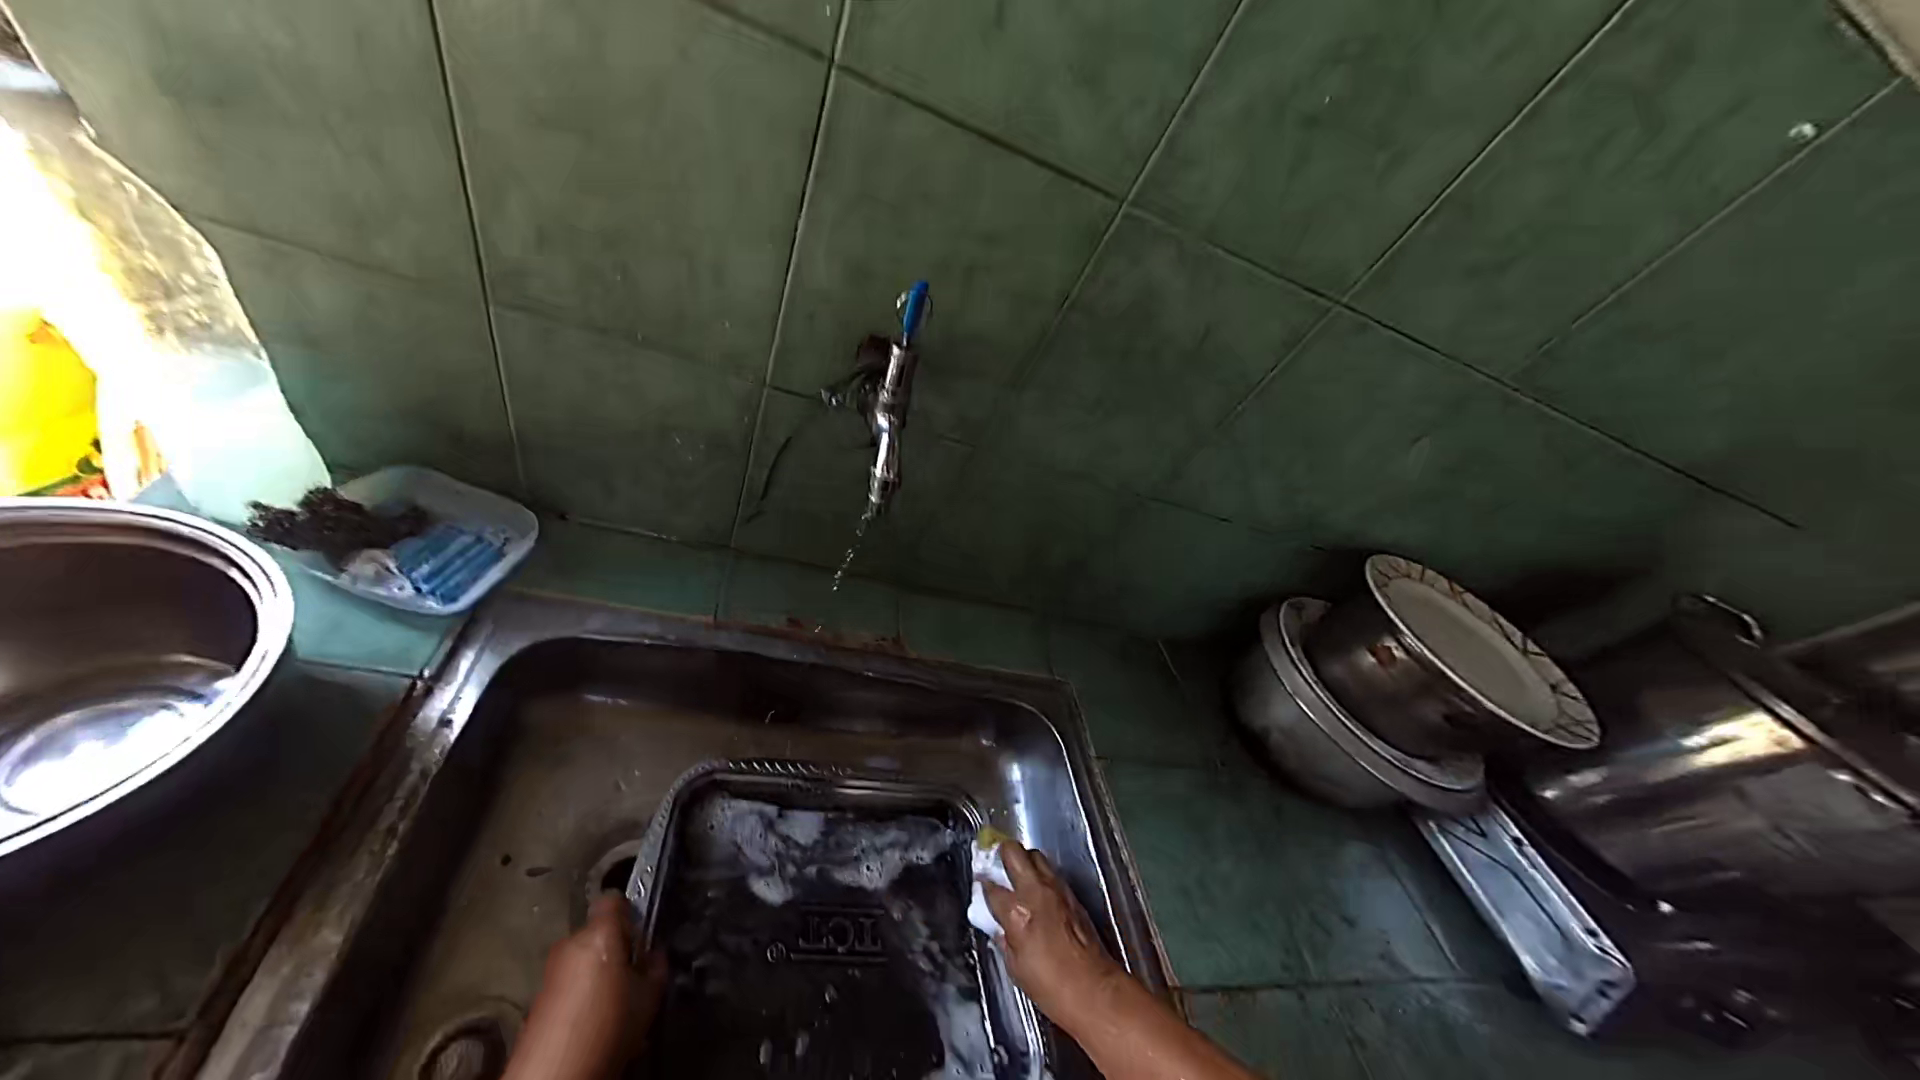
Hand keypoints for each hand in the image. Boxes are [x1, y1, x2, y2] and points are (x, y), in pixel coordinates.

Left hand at [503, 892, 667, 1079]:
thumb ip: (655, 966)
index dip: (630, 912)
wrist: (554, 1076)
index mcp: (599, 934)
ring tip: (616, 1001)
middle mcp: (570, 944)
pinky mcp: (537, 998)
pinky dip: (583, 992)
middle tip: (633, 974)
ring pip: (584, 960)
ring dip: (599, 972)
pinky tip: (596, 1019)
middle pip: (598, 933)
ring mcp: (550, 971)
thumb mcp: (649, 995)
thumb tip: (653, 954)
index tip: (642, 935)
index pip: (613, 900)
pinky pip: (570, 981)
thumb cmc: (609, 1025)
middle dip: (616, 948)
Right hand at [982, 841, 1128, 1031]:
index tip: (981, 885)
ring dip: (1025, 861)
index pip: (992, 887)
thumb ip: (1003, 937)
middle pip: (1014, 852)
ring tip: (1019, 874)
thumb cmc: (1051, 987)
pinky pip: (1052, 873)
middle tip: (998, 864)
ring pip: (1036, 856)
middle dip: (1002, 853)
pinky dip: (1042, 875)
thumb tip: (999, 926)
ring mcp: (1056, 889)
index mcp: (1016, 912)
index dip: (983, 885)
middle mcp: (1035, 892)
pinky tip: (1039, 891)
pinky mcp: (1072, 894)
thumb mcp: (1014, 966)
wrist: (1094, 990)